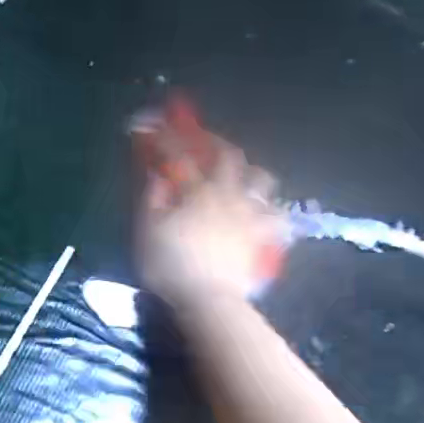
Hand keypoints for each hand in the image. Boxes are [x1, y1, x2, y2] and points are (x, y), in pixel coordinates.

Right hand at [132, 109, 287, 311]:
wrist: (207, 299)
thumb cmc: (169, 265)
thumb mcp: (148, 231)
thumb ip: (152, 197)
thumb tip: (157, 173)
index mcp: (197, 191)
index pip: (181, 155)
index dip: (167, 137)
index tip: (155, 124)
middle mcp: (228, 194)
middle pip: (230, 157)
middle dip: (215, 143)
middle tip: (204, 140)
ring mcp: (250, 214)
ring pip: (260, 179)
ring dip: (249, 172)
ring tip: (240, 176)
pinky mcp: (263, 236)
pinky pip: (276, 215)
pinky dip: (270, 208)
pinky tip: (264, 211)